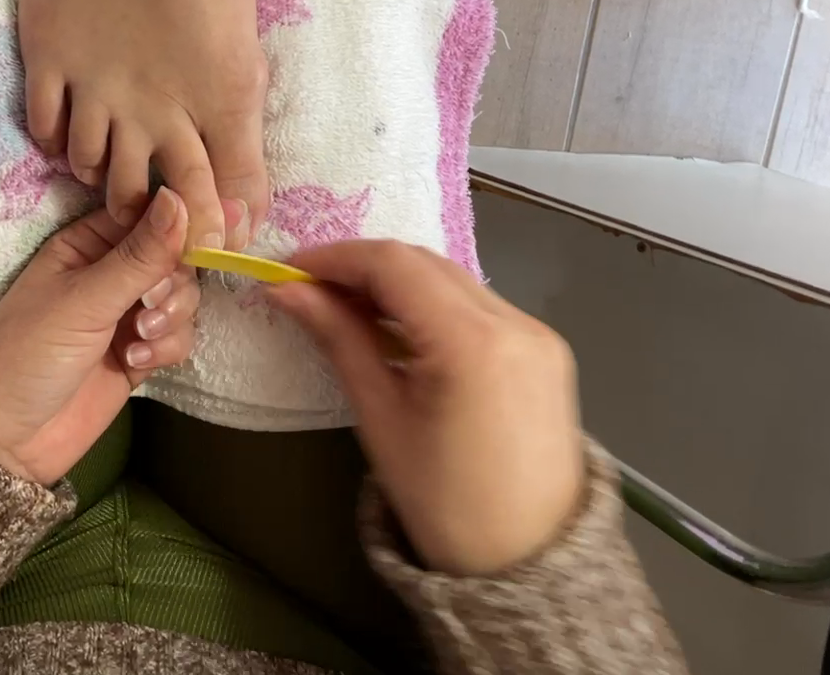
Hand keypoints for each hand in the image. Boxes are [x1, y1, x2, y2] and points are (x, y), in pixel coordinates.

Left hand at [0, 188, 202, 484]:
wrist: (8, 441)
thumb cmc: (29, 353)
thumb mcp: (84, 299)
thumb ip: (139, 255)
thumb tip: (179, 197)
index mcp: (87, 242)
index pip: (147, 214)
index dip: (176, 226)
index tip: (195, 244)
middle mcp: (111, 271)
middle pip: (174, 257)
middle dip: (173, 282)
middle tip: (150, 307)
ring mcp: (127, 313)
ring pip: (182, 297)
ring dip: (171, 317)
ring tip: (138, 339)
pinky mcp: (140, 351)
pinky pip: (179, 335)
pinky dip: (167, 346)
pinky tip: (135, 361)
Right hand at [18, 0, 269, 249]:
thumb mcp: (240, 11)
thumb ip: (230, 83)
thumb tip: (223, 124)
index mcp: (226, 93)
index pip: (232, 190)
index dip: (227, 224)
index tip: (221, 234)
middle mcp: (161, 104)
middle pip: (163, 200)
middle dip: (167, 226)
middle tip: (160, 226)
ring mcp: (98, 83)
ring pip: (98, 172)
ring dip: (108, 180)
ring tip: (110, 170)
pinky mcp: (47, 53)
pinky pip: (46, 130)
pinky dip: (58, 142)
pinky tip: (66, 132)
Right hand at [267, 242, 585, 574]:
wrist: (534, 570)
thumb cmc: (443, 503)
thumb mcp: (379, 416)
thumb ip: (337, 337)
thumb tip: (286, 292)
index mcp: (472, 342)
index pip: (393, 264)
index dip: (334, 258)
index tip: (290, 273)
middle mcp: (514, 321)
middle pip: (421, 262)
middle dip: (360, 267)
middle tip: (311, 291)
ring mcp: (536, 332)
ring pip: (448, 276)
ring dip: (394, 282)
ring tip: (346, 309)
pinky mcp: (544, 347)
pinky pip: (474, 302)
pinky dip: (427, 302)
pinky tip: (397, 328)